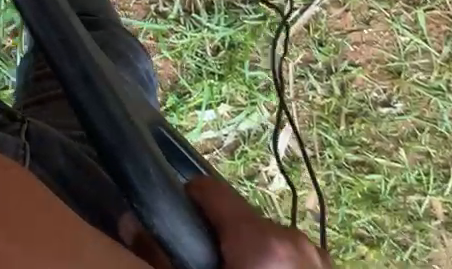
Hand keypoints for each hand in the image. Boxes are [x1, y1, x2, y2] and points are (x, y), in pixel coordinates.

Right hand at [120, 173, 329, 268]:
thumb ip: (160, 258)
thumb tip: (128, 225)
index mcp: (260, 241)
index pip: (208, 190)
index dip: (184, 204)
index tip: (175, 230)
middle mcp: (295, 243)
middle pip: (240, 221)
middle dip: (220, 244)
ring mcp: (322, 264)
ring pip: (269, 247)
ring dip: (251, 264)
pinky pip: (293, 268)